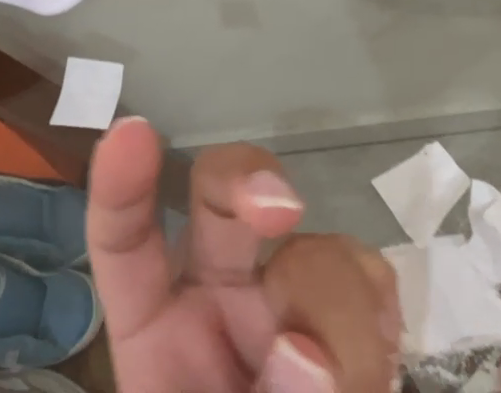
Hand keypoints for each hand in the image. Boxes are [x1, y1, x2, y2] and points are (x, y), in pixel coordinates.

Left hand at [87, 117, 401, 392]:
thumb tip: (305, 354)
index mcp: (158, 330)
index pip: (126, 243)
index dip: (121, 187)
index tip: (130, 133)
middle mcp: (220, 294)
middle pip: (220, 198)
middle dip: (246, 183)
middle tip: (277, 210)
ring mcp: (286, 299)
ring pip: (311, 249)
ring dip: (337, 309)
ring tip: (347, 390)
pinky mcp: (350, 315)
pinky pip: (368, 274)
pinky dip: (378, 307)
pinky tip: (379, 350)